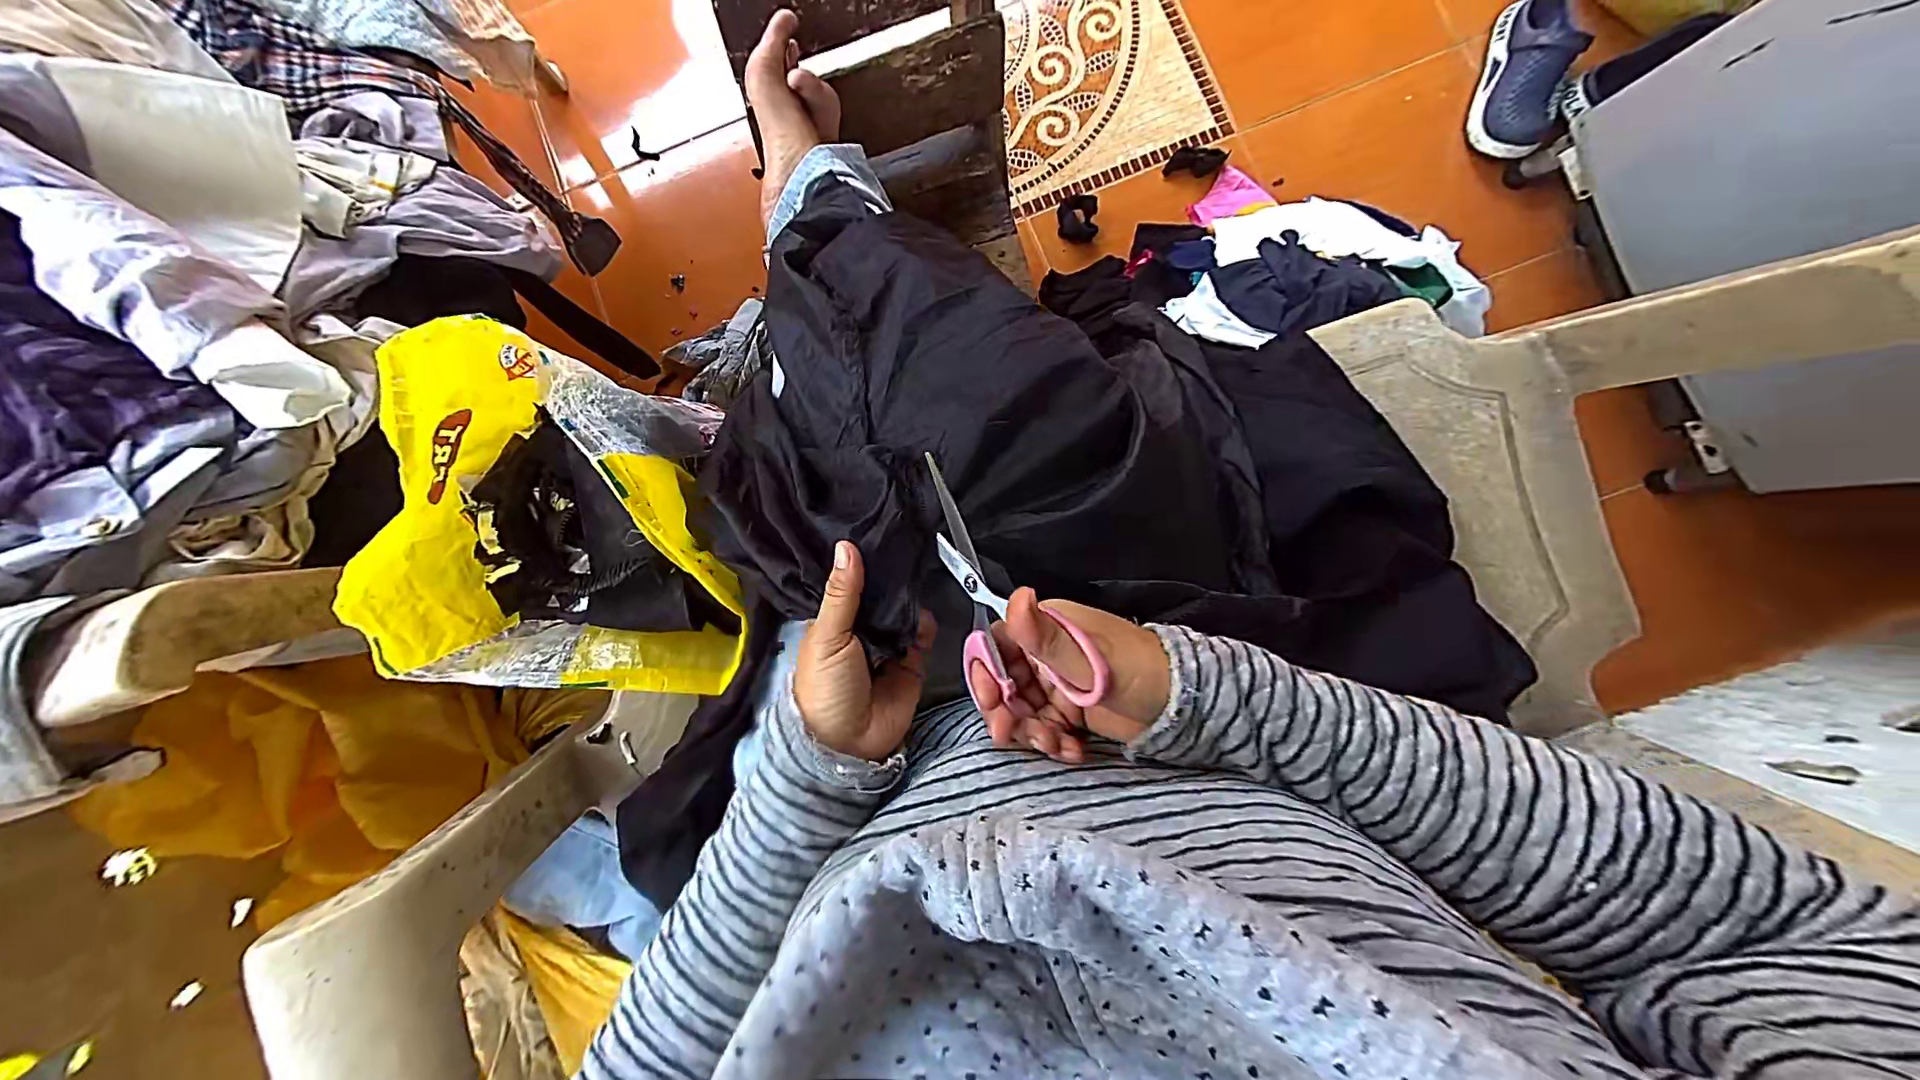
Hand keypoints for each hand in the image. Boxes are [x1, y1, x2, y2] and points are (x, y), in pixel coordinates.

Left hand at [794, 541, 934, 761]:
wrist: (846, 744)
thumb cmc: (824, 688)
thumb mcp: (827, 635)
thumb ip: (842, 593)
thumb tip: (846, 548)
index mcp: (835, 623)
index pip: (852, 587)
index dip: (864, 567)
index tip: (879, 535)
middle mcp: (862, 632)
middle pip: (882, 599)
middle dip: (892, 582)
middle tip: (905, 551)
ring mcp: (888, 648)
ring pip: (904, 615)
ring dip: (909, 602)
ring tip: (916, 579)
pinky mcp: (911, 665)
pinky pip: (922, 637)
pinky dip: (925, 626)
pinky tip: (923, 616)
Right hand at [967, 588, 1169, 760]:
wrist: (1183, 706)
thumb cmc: (1139, 671)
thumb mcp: (1087, 656)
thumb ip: (1044, 635)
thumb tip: (1017, 596)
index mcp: (1047, 628)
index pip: (998, 646)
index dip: (987, 672)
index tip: (992, 698)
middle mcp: (1047, 654)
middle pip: (1004, 683)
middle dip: (1004, 710)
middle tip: (1011, 732)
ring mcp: (1058, 684)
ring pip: (1022, 710)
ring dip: (1029, 732)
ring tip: (1055, 744)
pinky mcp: (1071, 711)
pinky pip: (1044, 728)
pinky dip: (1051, 742)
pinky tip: (1071, 750)